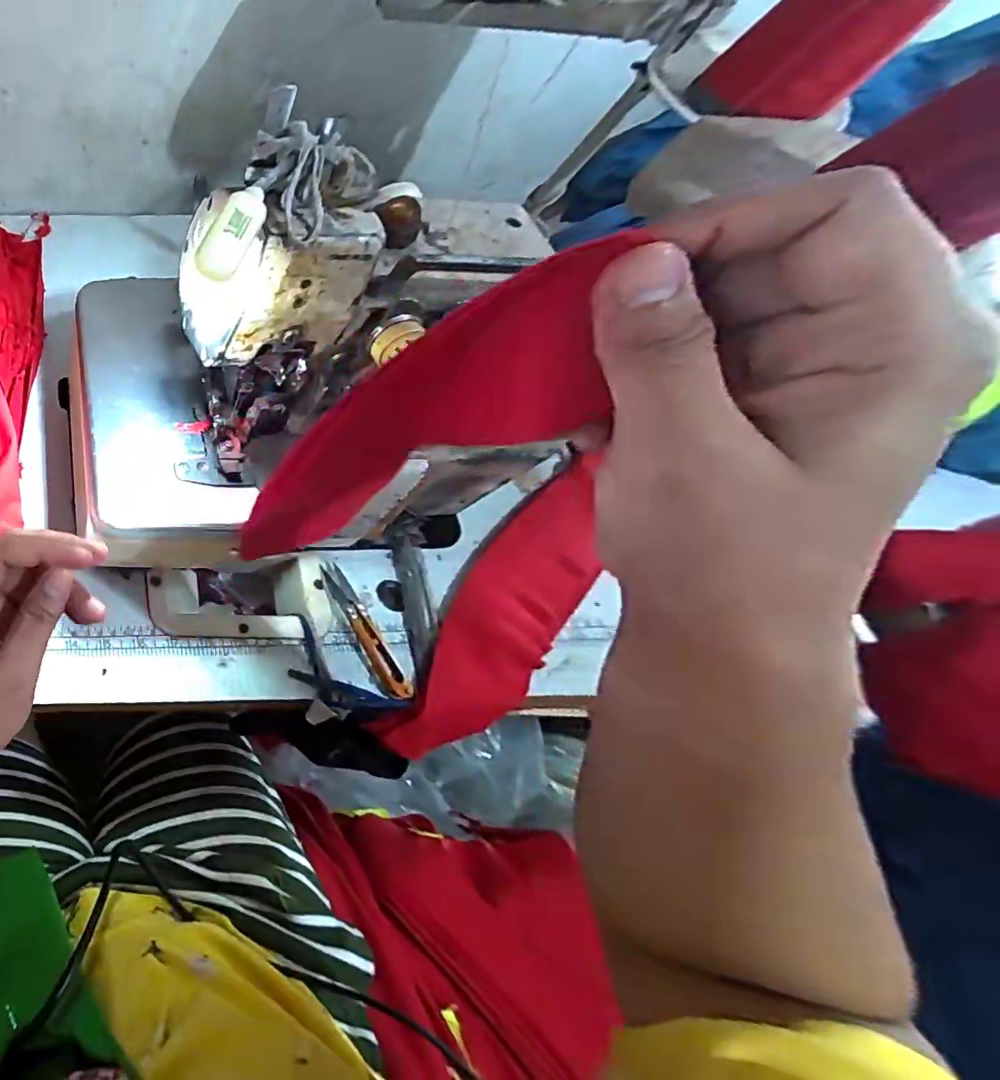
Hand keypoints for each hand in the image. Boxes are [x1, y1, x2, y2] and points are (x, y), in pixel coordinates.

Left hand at [0, 530, 107, 777]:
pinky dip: (52, 601)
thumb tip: (64, 573)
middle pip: (14, 556)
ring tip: (95, 614)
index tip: (90, 556)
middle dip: (59, 559)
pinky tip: (79, 616)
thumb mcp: (14, 675)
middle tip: (102, 563)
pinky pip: (23, 595)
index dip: (48, 546)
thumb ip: (38, 620)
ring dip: (62, 585)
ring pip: (24, 574)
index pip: (3, 553)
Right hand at [589, 168, 995, 644]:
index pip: (837, 215)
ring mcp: (809, 367)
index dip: (728, 223)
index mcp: (898, 341)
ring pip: (723, 294)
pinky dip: (636, 355)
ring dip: (642, 321)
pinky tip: (598, 395)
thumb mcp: (680, 455)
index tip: (624, 276)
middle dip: (671, 279)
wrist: (717, 636)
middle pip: (774, 250)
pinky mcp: (755, 394)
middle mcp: (868, 337)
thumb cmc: (717, 558)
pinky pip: (696, 341)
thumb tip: (631, 261)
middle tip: (583, 324)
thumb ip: (659, 355)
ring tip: (581, 366)